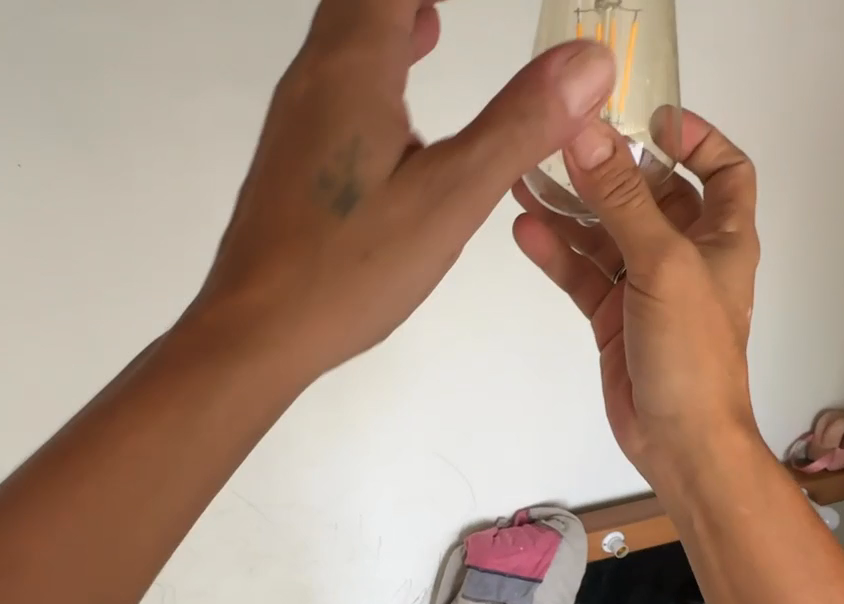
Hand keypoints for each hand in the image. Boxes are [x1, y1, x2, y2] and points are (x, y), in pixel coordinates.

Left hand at [187, 0, 617, 373]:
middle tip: (452, 19)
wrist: (256, 331)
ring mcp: (296, 116)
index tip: (469, 10)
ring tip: (435, 20)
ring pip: (345, 35)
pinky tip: (396, 100)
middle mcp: (314, 76)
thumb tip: (587, 62)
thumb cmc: (346, 271)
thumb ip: (518, 127)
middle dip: (415, 0)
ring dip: (392, 17)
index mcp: (352, 67)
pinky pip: (335, 79)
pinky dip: (373, 63)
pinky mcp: (292, 156)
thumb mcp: (448, 199)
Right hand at [511, 111, 761, 482]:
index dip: (695, 139)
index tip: (649, 119)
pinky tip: (527, 231)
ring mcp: (646, 289)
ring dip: (570, 211)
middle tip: (560, 143)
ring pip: (605, 236)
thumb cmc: (692, 353)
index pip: (722, 170)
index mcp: (723, 236)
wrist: (679, 440)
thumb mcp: (663, 264)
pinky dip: (558, 255)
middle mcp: (686, 256)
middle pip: (647, 197)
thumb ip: (622, 200)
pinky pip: (583, 276)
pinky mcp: (613, 318)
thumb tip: (586, 135)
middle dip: (607, 170)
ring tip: (525, 179)